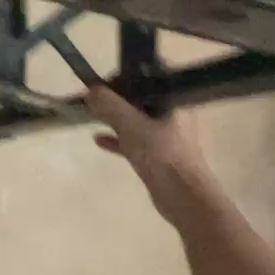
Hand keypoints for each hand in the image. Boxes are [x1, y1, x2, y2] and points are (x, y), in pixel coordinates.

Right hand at [85, 85, 219, 226]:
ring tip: (92, 115)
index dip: (126, 73)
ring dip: (113, 117)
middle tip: (93, 98)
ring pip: (135, 119)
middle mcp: (172, 115)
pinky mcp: (158, 157)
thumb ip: (108, 104)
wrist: (186, 200)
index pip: (149, 75)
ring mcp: (166, 137)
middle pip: (139, 97)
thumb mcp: (130, 123)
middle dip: (114, 97)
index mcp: (173, 101)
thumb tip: (89, 91)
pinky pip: (133, 140)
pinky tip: (98, 140)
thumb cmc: (162, 154)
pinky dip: (117, 138)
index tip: (104, 81)